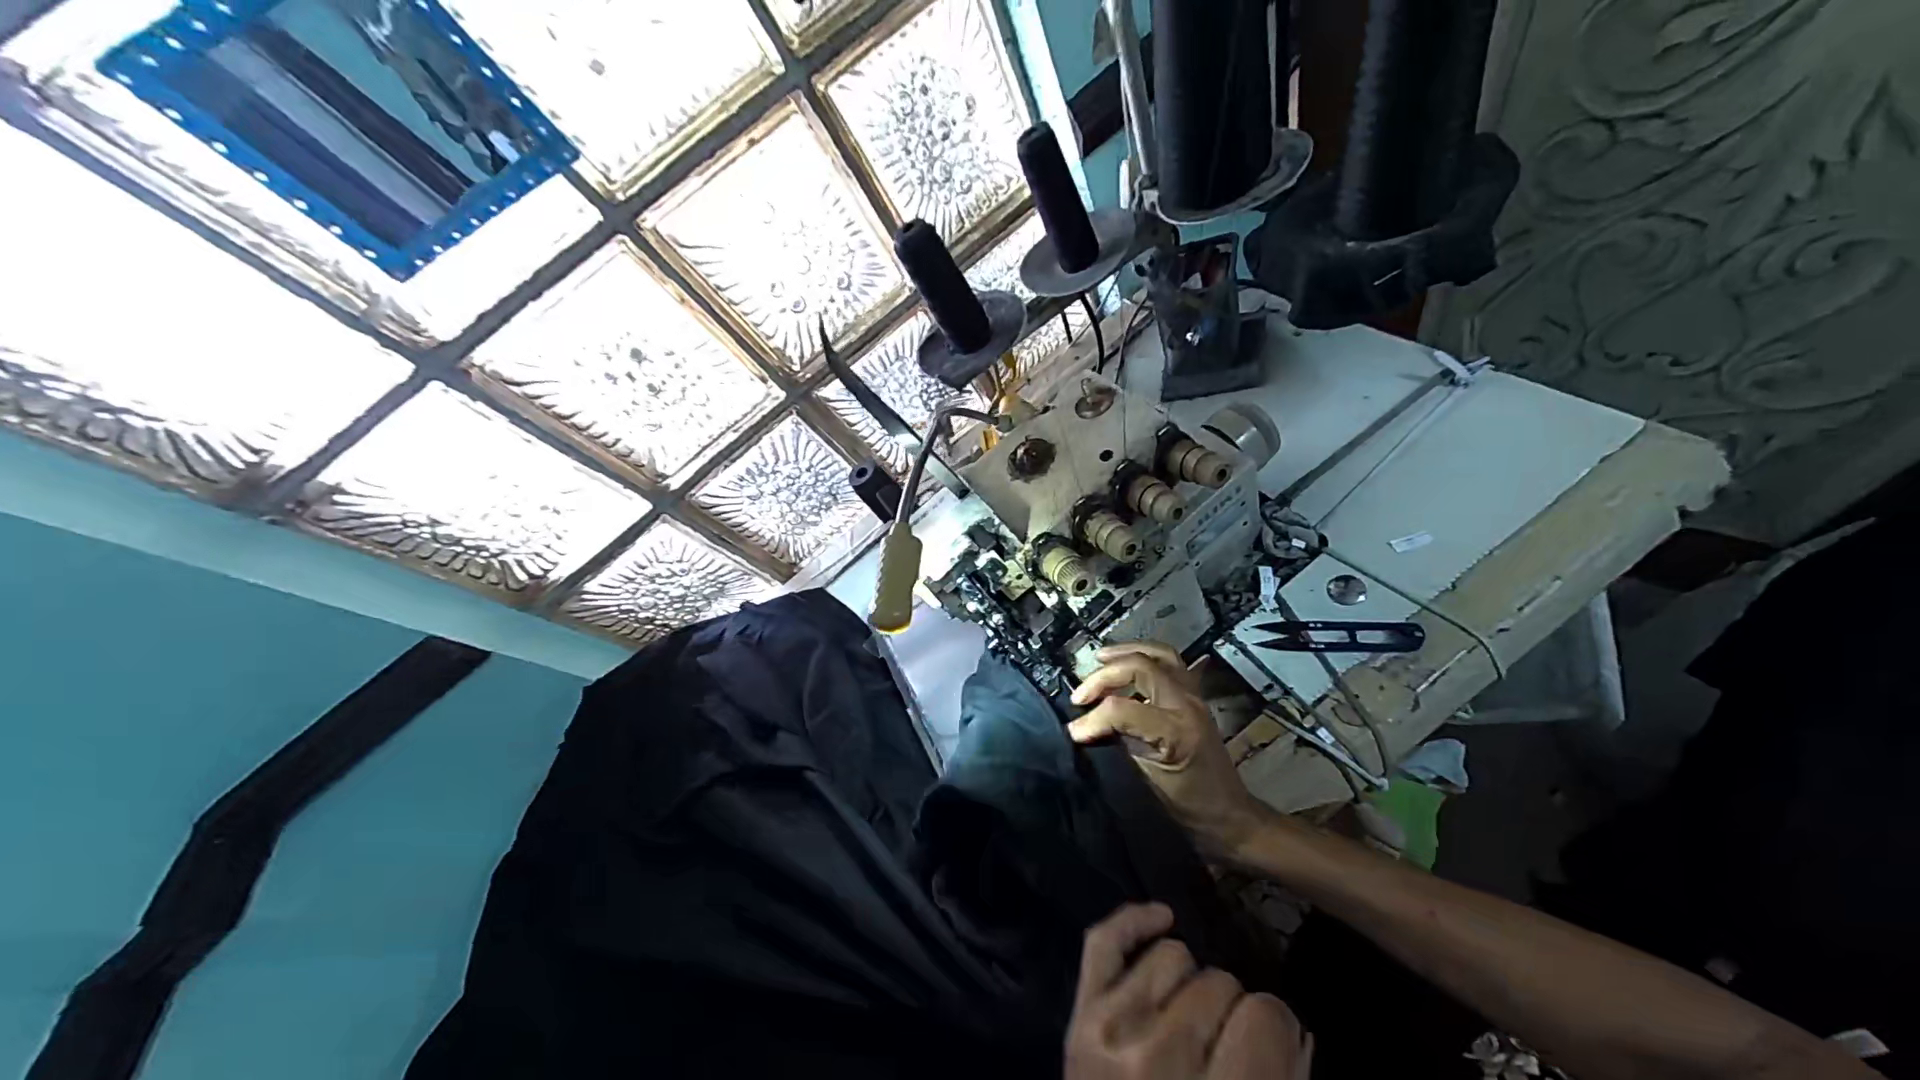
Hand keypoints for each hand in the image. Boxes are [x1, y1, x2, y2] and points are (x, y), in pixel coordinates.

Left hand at [1066, 903, 1310, 1078]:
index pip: (1266, 1016)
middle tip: (1226, 1045)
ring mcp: (1110, 1027)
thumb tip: (1288, 1026)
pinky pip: (1104, 941)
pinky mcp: (1079, 1014)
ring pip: (1173, 955)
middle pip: (1220, 982)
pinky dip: (1135, 921)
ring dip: (1189, 984)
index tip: (1272, 1044)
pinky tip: (1164, 920)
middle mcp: (1157, 1056)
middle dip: (1233, 1011)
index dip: (1277, 1027)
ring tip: (1189, 1022)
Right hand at [1069, 643, 1272, 854]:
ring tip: (1100, 660)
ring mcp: (1195, 697)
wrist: (1231, 819)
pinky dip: (1144, 660)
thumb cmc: (1190, 810)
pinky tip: (1125, 670)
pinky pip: (1170, 664)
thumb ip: (1115, 752)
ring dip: (1126, 654)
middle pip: (1140, 666)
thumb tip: (1082, 733)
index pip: (1122, 709)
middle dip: (1104, 676)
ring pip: (1160, 655)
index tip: (1072, 733)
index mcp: (1176, 730)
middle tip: (1081, 696)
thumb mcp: (1146, 786)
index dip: (1091, 719)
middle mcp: (1187, 704)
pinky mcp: (1196, 699)